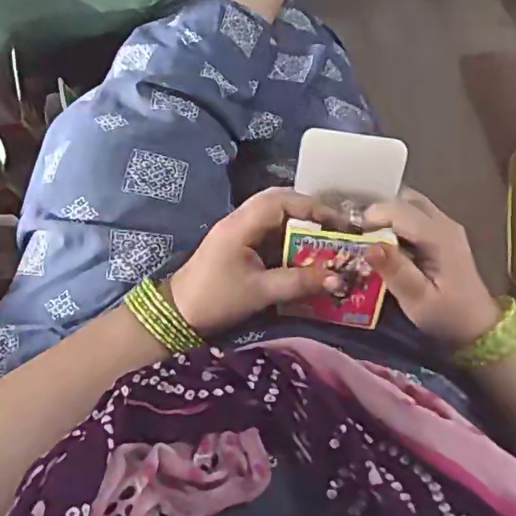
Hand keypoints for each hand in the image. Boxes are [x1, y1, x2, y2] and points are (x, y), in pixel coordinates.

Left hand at [168, 187, 344, 337]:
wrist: (178, 315)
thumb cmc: (216, 300)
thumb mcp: (260, 292)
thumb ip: (299, 282)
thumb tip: (338, 279)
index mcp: (240, 225)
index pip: (280, 201)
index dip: (311, 207)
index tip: (337, 222)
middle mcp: (239, 221)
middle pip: (279, 203)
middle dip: (309, 213)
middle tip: (336, 229)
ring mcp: (238, 233)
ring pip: (275, 218)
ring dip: (300, 227)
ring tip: (327, 241)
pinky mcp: (239, 247)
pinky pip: (269, 234)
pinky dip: (289, 241)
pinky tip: (306, 255)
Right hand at [363, 190, 503, 349]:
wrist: (478, 327)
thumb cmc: (446, 315)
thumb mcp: (417, 299)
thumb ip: (395, 270)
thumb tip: (370, 246)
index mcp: (439, 237)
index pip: (400, 210)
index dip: (373, 216)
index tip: (352, 232)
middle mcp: (445, 224)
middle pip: (405, 200)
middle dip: (378, 210)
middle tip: (357, 231)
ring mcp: (447, 226)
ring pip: (411, 204)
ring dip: (388, 213)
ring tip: (368, 234)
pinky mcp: (445, 233)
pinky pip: (417, 214)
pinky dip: (397, 219)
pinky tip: (386, 239)